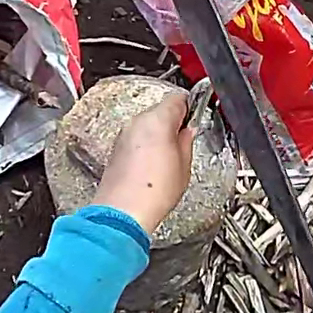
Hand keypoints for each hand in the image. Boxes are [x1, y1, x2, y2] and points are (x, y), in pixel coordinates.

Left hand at [91, 90, 194, 233]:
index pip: (178, 99)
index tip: (195, 116)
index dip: (190, 107)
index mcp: (158, 120)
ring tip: (169, 158)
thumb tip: (188, 132)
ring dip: (159, 134)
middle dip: (174, 123)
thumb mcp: (184, 165)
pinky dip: (146, 145)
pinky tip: (153, 165)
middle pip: (161, 111)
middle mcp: (138, 122)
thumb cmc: (153, 191)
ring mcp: (124, 134)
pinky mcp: (117, 148)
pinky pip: (137, 138)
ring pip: (148, 124)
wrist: (123, 213)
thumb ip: (187, 141)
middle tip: (184, 141)